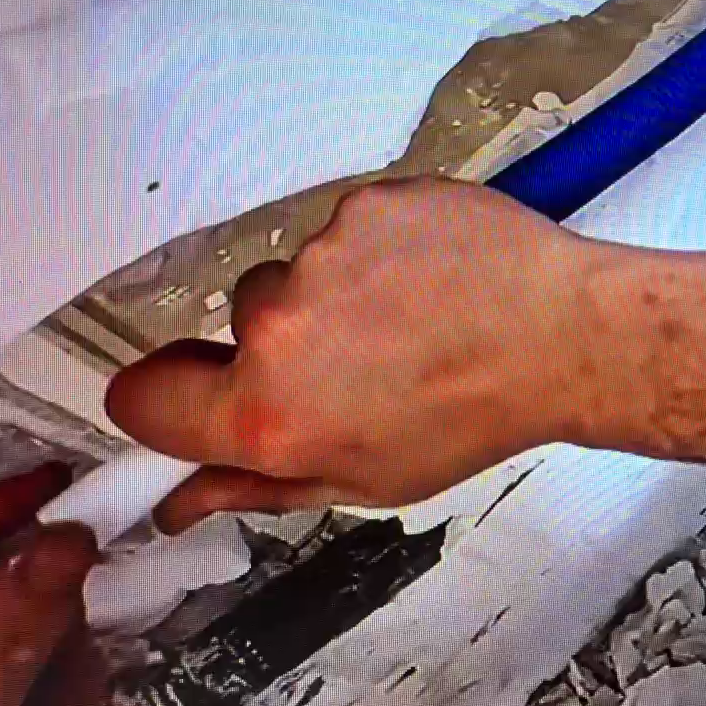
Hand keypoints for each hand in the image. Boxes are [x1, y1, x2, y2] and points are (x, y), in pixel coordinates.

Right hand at [106, 178, 617, 530]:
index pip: (144, 398)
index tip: (195, 388)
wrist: (562, 335)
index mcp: (270, 414)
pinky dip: (376, 248)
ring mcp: (320, 255)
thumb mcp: (365, 479)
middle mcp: (278, 329)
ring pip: (298, 270)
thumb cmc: (472, 417)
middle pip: (236, 323)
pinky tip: (428, 272)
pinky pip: (344, 228)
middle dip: (286, 340)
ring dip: (338, 290)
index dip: (163, 397)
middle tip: (367, 353)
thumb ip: (259, 485)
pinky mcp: (362, 205)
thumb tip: (181, 499)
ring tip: (412, 310)